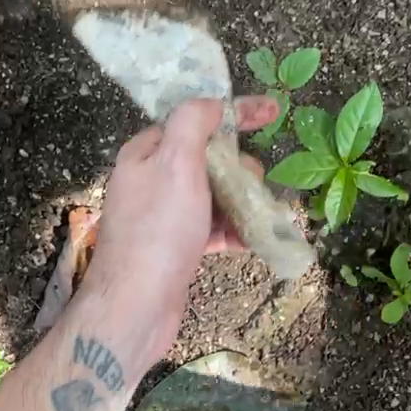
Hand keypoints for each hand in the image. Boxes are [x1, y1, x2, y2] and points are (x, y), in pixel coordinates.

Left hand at [77, 96, 278, 367]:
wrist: (137, 306)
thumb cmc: (158, 232)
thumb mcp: (176, 163)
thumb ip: (192, 123)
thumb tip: (212, 104)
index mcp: (146, 153)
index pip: (195, 120)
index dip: (234, 113)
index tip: (273, 111)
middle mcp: (151, 181)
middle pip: (209, 160)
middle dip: (239, 169)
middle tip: (251, 187)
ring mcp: (164, 217)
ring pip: (214, 196)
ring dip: (242, 202)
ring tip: (260, 217)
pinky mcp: (175, 249)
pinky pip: (212, 228)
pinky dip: (234, 231)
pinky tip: (253, 241)